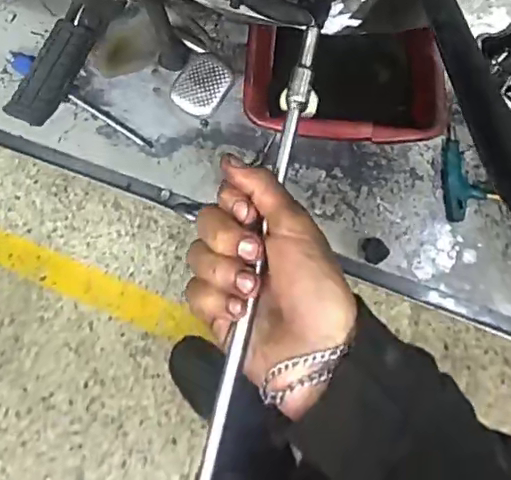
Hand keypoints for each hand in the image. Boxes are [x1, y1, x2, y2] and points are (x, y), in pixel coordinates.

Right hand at [184, 155, 356, 419]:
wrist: (315, 349)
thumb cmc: (316, 287)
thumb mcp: (296, 226)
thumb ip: (262, 187)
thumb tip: (231, 160)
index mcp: (263, 223)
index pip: (226, 194)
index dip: (232, 203)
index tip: (249, 216)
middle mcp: (242, 246)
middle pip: (206, 222)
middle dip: (229, 240)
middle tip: (255, 255)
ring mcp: (227, 278)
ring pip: (197, 256)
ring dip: (226, 273)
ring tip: (252, 289)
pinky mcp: (216, 311)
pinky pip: (195, 292)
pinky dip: (218, 301)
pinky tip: (242, 311)